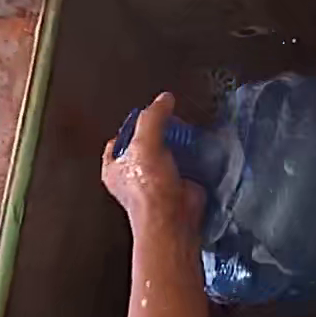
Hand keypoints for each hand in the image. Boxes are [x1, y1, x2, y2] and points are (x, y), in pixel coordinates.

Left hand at [102, 93, 202, 239]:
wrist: (174, 218)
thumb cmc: (149, 188)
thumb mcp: (145, 144)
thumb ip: (153, 118)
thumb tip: (165, 98)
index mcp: (114, 166)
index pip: (121, 138)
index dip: (134, 124)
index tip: (151, 115)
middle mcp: (134, 174)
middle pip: (147, 143)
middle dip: (161, 132)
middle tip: (174, 121)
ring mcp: (158, 179)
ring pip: (168, 153)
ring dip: (180, 143)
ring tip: (190, 131)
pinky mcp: (180, 184)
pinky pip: (187, 163)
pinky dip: (194, 155)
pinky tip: (201, 147)